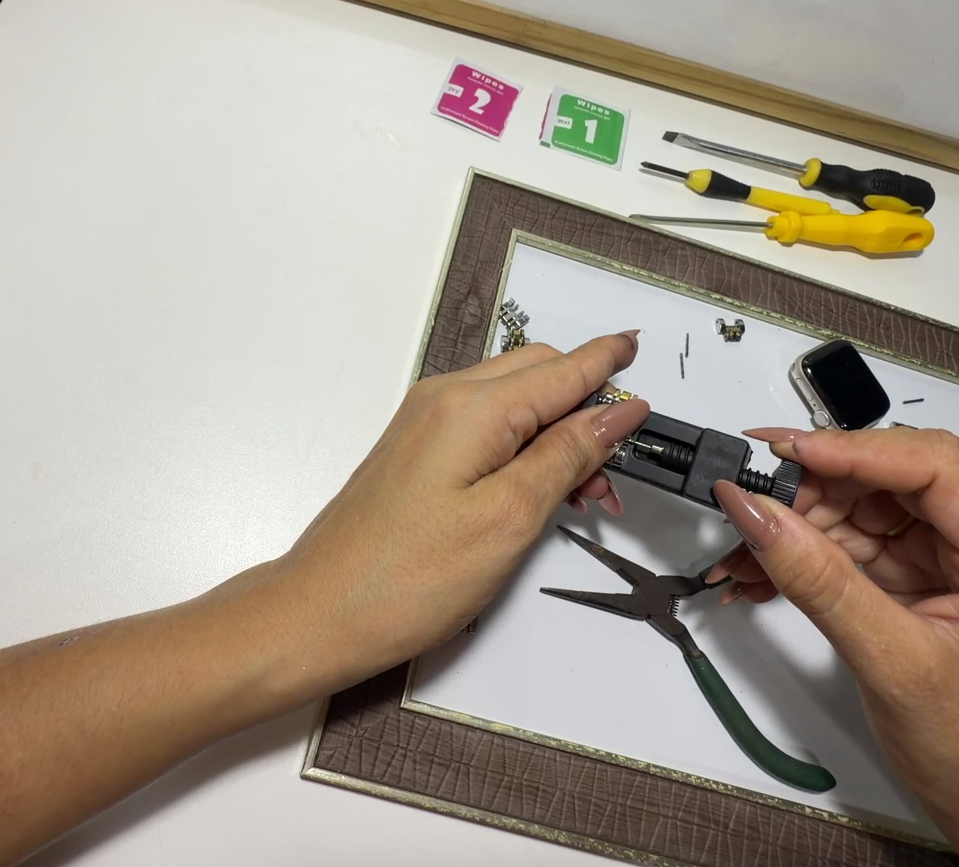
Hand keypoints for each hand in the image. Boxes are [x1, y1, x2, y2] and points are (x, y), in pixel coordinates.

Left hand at [266, 335, 649, 689]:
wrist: (320, 611)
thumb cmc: (408, 578)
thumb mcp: (509, 518)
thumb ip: (566, 456)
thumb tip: (616, 413)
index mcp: (472, 408)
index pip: (560, 370)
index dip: (606, 363)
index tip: (638, 349)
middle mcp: (445, 399)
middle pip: (536, 374)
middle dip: (585, 405)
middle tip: (618, 462)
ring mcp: (426, 421)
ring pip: (513, 400)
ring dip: (556, 429)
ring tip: (584, 492)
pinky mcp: (417, 447)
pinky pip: (485, 423)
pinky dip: (522, 442)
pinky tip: (539, 485)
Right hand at [708, 428, 958, 864]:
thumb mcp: (890, 664)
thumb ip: (817, 579)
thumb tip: (754, 510)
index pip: (937, 468)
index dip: (852, 449)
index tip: (780, 451)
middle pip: (895, 477)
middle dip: (814, 489)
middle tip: (751, 504)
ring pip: (868, 500)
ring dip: (801, 519)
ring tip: (747, 550)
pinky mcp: (935, 565)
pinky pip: (861, 532)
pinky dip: (810, 545)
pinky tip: (769, 565)